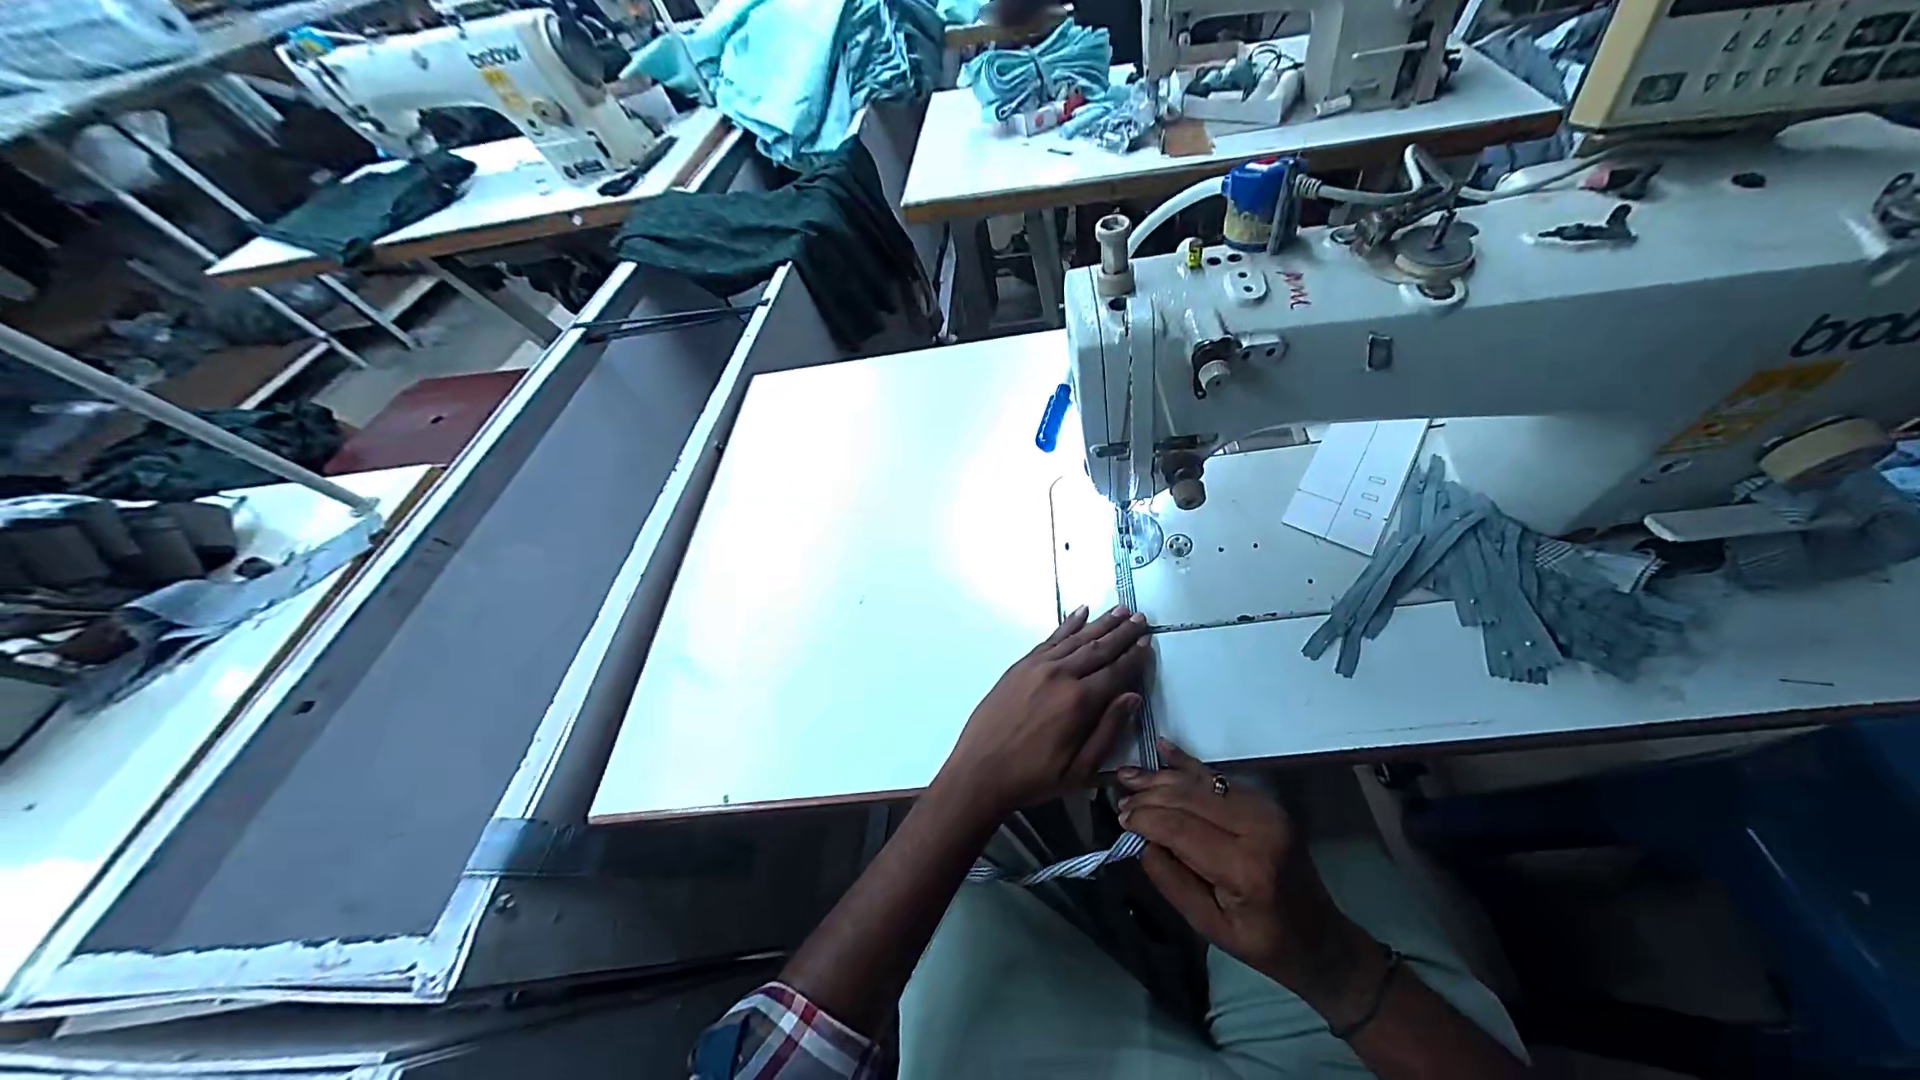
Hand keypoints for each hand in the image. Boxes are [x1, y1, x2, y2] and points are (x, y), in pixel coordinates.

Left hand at [932, 604, 1150, 823]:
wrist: (979, 770)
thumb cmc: (1033, 777)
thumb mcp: (1080, 770)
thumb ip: (1109, 731)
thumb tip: (1133, 697)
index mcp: (1079, 702)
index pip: (1116, 672)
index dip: (1134, 657)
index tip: (1148, 642)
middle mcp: (1060, 676)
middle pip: (1098, 648)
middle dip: (1122, 633)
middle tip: (1140, 617)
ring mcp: (1037, 667)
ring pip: (1076, 639)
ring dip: (1100, 623)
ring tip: (1119, 610)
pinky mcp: (1020, 666)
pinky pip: (1050, 639)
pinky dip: (1068, 625)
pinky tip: (1080, 613)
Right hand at [1118, 740, 1387, 1016]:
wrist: (1323, 940)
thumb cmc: (1264, 943)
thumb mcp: (1209, 926)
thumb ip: (1170, 879)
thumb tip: (1139, 838)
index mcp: (1246, 868)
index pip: (1180, 828)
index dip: (1145, 818)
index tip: (1119, 817)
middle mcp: (1259, 829)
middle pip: (1189, 798)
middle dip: (1149, 795)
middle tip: (1120, 797)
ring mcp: (1267, 810)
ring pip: (1201, 783)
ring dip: (1162, 777)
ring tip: (1128, 775)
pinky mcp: (1266, 802)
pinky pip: (1219, 778)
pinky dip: (1188, 765)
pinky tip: (1163, 749)